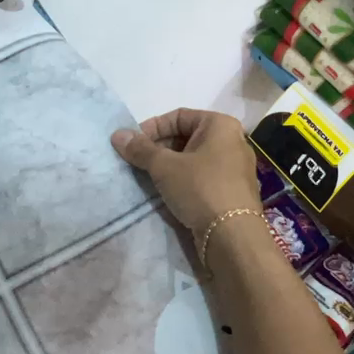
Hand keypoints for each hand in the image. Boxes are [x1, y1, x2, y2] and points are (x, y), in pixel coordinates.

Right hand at [111, 109, 262, 240]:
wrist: (233, 237)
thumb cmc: (200, 188)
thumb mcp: (165, 166)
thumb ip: (141, 149)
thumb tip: (117, 134)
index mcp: (221, 125)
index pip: (179, 116)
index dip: (152, 127)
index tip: (133, 143)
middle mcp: (233, 141)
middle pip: (187, 137)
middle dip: (160, 148)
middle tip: (138, 162)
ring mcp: (235, 168)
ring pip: (194, 159)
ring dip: (170, 166)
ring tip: (149, 178)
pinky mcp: (233, 191)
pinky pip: (203, 177)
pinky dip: (184, 180)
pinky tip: (168, 193)